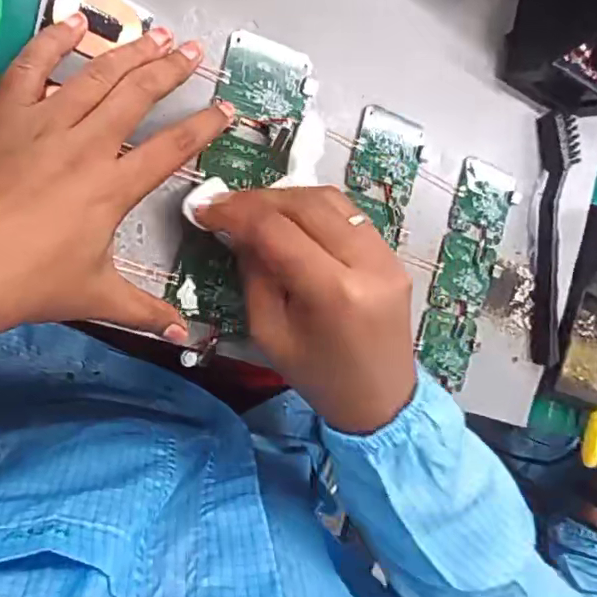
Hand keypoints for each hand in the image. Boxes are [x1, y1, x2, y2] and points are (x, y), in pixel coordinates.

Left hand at [0, 15, 234, 337]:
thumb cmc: (26, 284)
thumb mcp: (92, 296)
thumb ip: (143, 310)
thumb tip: (185, 336)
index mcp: (113, 187)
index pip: (171, 147)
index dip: (203, 125)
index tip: (224, 108)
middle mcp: (86, 145)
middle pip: (139, 95)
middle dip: (170, 69)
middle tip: (189, 50)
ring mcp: (44, 123)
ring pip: (96, 73)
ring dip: (129, 50)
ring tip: (153, 34)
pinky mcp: (4, 112)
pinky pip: (33, 64)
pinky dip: (54, 39)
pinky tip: (74, 22)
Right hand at [197, 187, 416, 434]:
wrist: (380, 399)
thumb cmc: (316, 375)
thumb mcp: (268, 331)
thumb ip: (254, 275)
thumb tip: (239, 231)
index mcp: (333, 292)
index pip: (276, 230)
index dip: (235, 213)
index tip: (204, 210)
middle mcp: (367, 264)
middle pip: (305, 204)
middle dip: (256, 199)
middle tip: (223, 205)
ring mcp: (386, 256)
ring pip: (329, 199)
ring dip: (284, 196)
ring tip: (252, 208)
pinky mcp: (391, 254)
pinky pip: (347, 213)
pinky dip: (311, 207)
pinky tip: (287, 217)